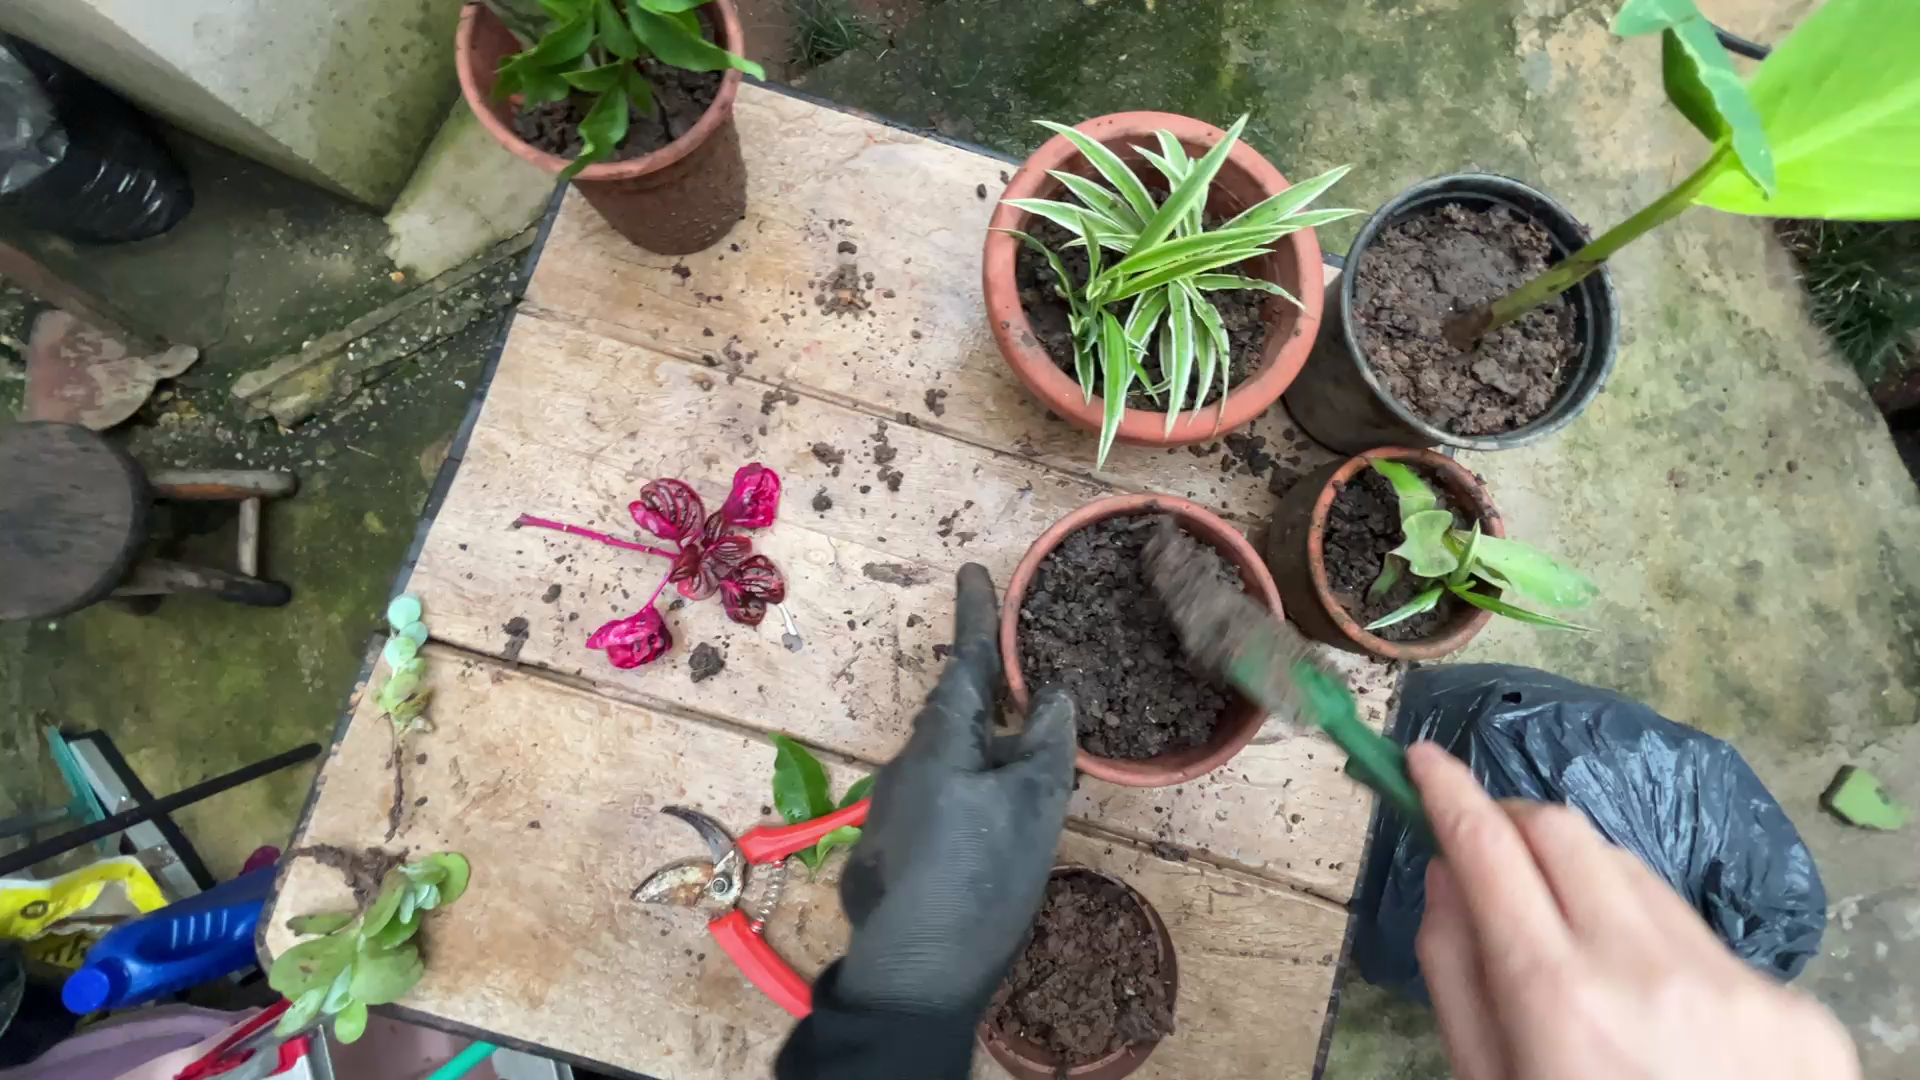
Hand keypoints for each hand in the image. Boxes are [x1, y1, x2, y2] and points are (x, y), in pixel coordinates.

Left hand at [834, 563, 1076, 1014]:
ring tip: (1025, 751)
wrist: (915, 973)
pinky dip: (975, 775)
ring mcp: (898, 798)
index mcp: (941, 739)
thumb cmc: (980, 879)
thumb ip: (1044, 743)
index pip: (964, 660)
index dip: (975, 613)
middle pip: (958, 704)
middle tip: (1023, 674)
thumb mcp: (1031, 807)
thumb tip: (1055, 694)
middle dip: (987, 683)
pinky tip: (998, 805)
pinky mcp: (897, 832)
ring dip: (986, 737)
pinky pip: (945, 782)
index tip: (973, 569)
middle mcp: (911, 758)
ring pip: (953, 747)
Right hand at [1408, 742, 1858, 1079]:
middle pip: (1559, 828)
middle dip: (1510, 820)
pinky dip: (1643, 930)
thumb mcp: (1481, 1070)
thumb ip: (1450, 962)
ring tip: (1571, 933)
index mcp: (1554, 994)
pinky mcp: (1795, 1005)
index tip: (1420, 755)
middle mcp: (1644, 971)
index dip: (1445, 788)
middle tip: (1489, 848)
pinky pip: (1689, 925)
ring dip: (1576, 873)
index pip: (1484, 846)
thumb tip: (1444, 867)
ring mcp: (1733, 984)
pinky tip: (1652, 996)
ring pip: (1624, 865)